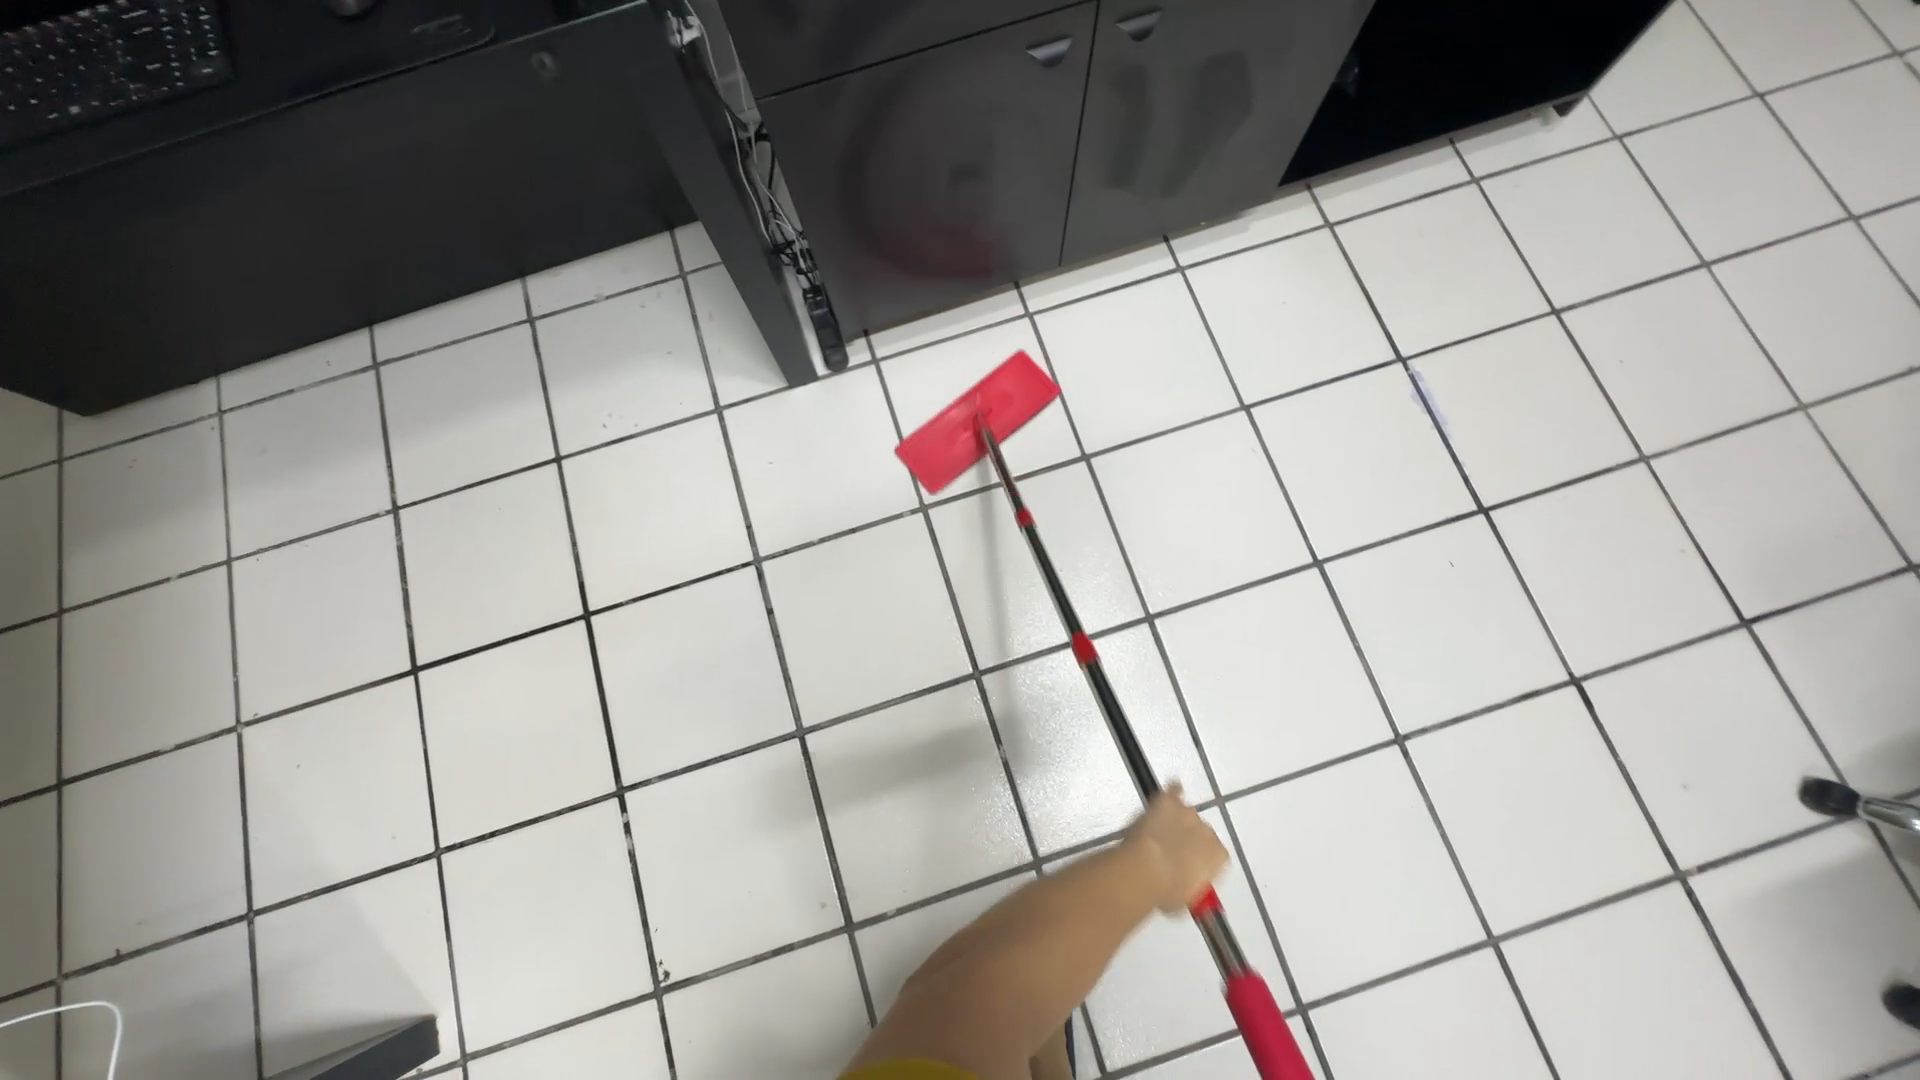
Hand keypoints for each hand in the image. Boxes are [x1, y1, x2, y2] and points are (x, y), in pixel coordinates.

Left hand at [1123, 783, 1228, 913]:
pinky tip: (1166, 794)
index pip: (1216, 855)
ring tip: (1160, 830)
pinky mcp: (1168, 800)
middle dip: (1187, 839)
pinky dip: (1171, 791)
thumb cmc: (1168, 890)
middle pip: (1201, 832)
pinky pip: (1173, 791)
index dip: (1200, 859)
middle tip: (1169, 851)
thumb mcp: (1185, 901)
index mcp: (1219, 857)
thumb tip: (1183, 889)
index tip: (1186, 866)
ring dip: (1176, 819)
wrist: (1147, 868)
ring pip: (1185, 813)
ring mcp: (1188, 813)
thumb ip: (1190, 889)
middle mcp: (1208, 831)